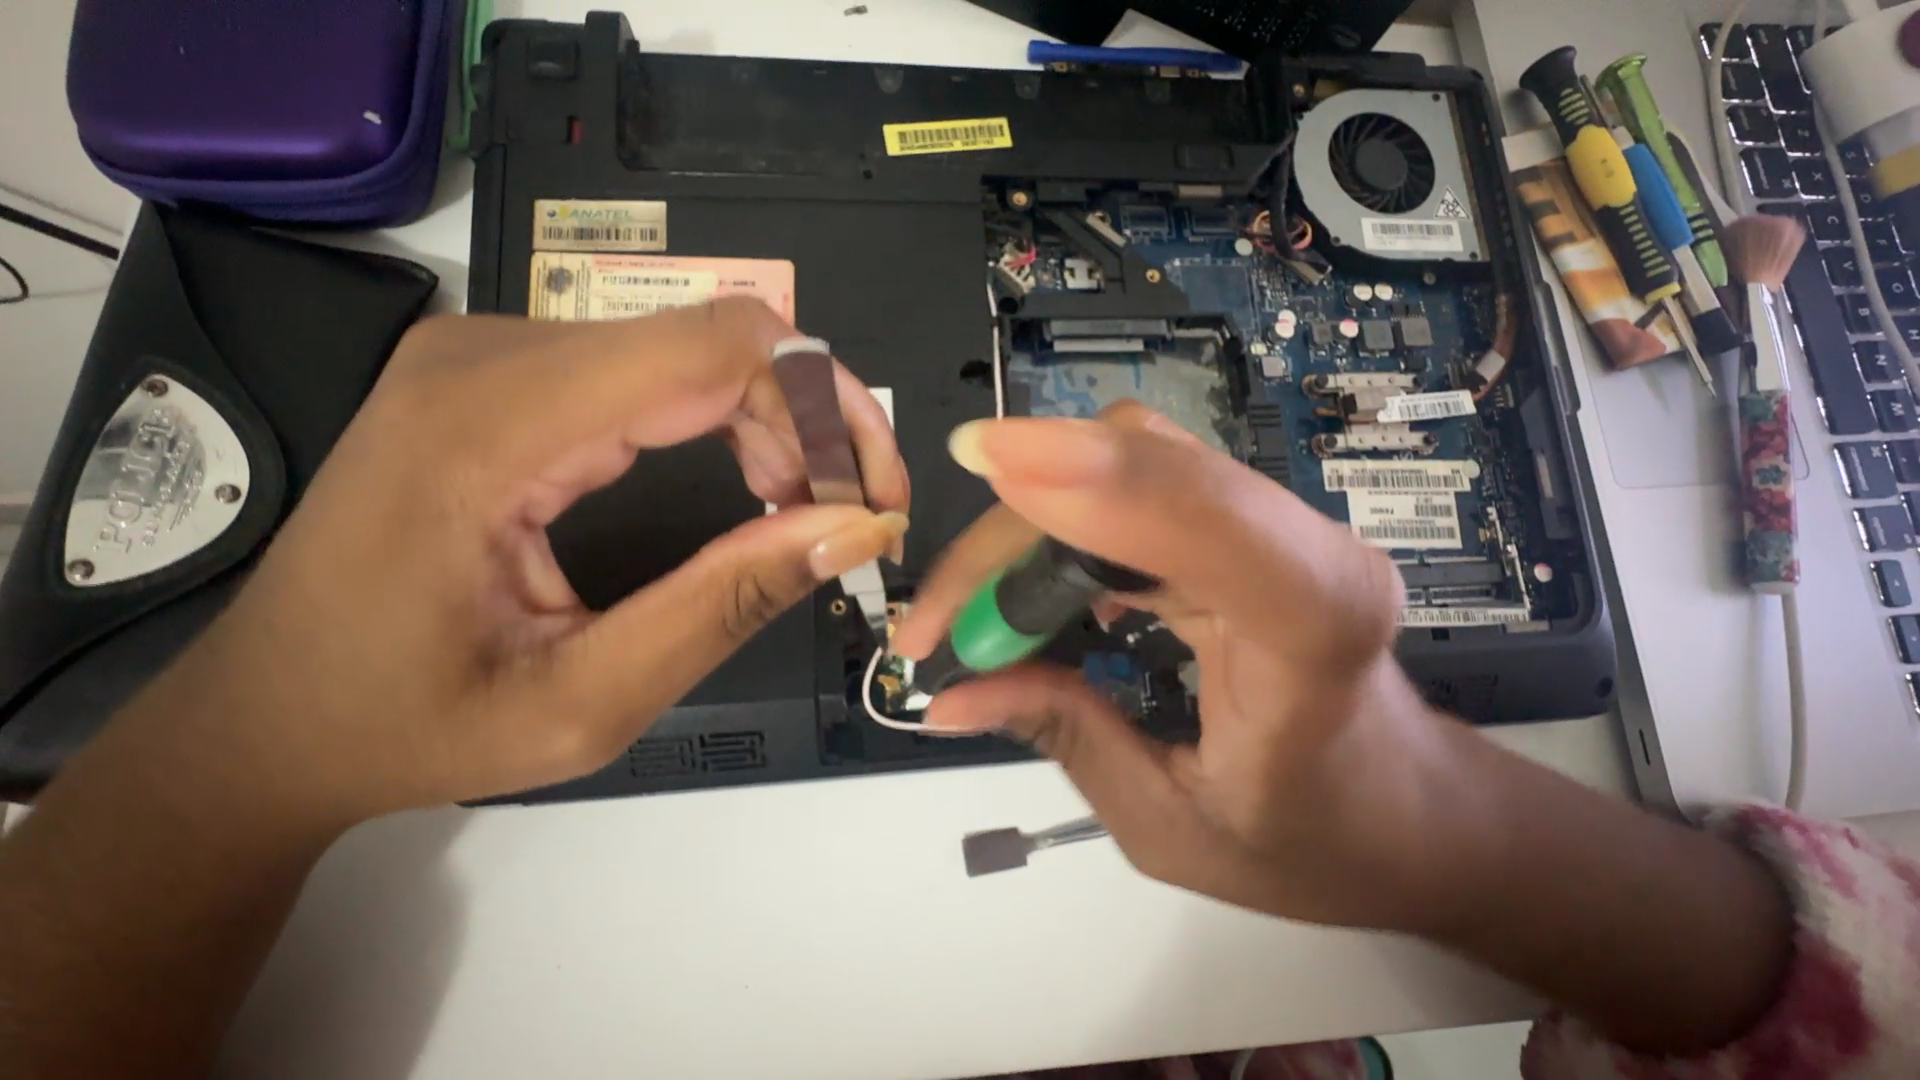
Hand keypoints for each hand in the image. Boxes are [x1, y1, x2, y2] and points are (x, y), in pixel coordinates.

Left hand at [123, 298, 908, 822]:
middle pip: (715, 339)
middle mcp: (487, 356)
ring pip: (692, 347)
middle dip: (814, 423)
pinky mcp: (502, 373)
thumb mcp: (585, 701)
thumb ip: (725, 604)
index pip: (713, 350)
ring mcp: (489, 354)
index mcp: (490, 428)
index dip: (825, 409)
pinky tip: (752, 481)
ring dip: (777, 423)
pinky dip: (727, 419)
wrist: (269, 717)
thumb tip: (855, 530)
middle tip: (852, 519)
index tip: (873, 500)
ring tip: (806, 511)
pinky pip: (651, 366)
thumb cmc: (411, 727)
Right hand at [891, 403, 1476, 931]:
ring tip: (967, 616)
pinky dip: (1060, 530)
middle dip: (1017, 529)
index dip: (1102, 480)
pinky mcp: (1243, 529)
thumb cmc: (1315, 841)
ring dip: (1027, 526)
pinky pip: (1134, 494)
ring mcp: (1277, 529)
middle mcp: (1304, 552)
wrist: (1410, 814)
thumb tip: (949, 696)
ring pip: (1128, 467)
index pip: (1210, 520)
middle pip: (1138, 474)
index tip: (987, 464)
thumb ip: (1066, 737)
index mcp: (1314, 629)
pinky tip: (1025, 594)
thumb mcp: (1172, 823)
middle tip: (936, 624)